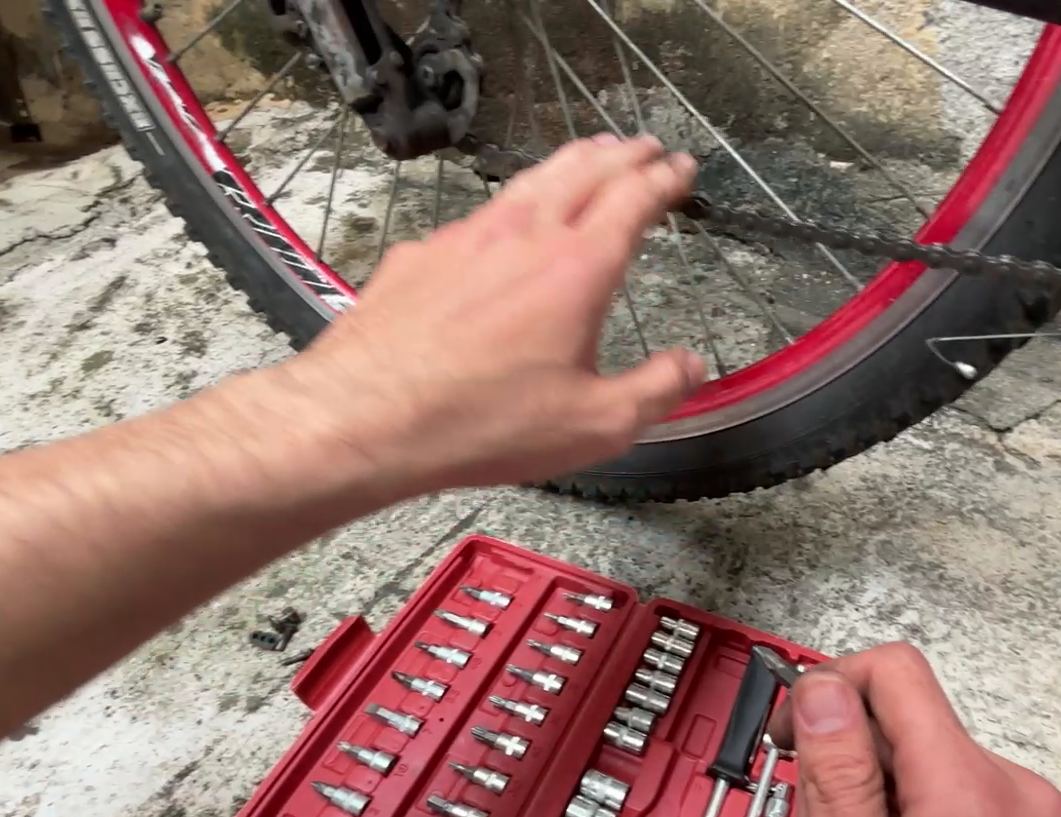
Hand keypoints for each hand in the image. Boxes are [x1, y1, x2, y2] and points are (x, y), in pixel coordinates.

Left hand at [260, 134, 703, 497]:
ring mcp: (466, 239)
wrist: (369, 418)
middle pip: (582, 172)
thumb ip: (657, 391)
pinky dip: (510, 204)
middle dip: (622, 155)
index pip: (633, 201)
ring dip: (568, 165)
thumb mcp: (596, 425)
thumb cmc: (485, 423)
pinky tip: (506, 222)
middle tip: (644, 148)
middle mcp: (523, 238)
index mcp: (576, 272)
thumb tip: (691, 367)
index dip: (663, 179)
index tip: (679, 168)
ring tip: (590, 160)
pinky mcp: (422, 257)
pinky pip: (478, 216)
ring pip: (528, 181)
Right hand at [769, 644, 1060, 816]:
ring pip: (916, 761)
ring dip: (869, 802)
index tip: (794, 739)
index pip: (892, 670)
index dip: (827, 687)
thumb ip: (837, 788)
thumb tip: (823, 694)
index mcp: (967, 790)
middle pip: (900, 718)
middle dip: (842, 765)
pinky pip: (944, 798)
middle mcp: (1008, 789)